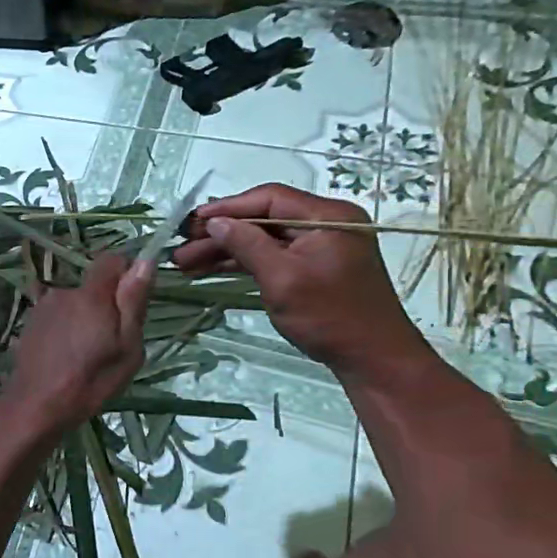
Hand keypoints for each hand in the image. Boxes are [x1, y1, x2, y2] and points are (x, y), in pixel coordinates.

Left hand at [0, 253, 154, 431]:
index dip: (126, 274)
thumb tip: (144, 261)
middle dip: (106, 304)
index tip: (133, 302)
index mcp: (91, 294)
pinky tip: (66, 359)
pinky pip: (57, 318)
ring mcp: (42, 308)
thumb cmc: (91, 380)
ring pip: (74, 304)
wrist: (36, 407)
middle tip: (112, 341)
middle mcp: (64, 292)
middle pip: (93, 286)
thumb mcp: (127, 346)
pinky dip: (65, 331)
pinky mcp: (29, 325)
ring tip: (87, 355)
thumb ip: (133, 301)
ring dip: (84, 319)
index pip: (112, 260)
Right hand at [173, 184, 432, 379]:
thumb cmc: (329, 316)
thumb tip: (215, 222)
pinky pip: (275, 257)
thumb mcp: (282, 278)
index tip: (194, 221)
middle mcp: (326, 224)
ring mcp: (321, 247)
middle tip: (183, 247)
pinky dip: (246, 263)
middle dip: (222, 233)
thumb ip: (247, 245)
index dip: (228, 208)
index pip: (270, 198)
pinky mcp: (315, 268)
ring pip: (266, 240)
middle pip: (265, 218)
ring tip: (186, 263)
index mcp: (327, 217)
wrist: (373, 359)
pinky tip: (213, 269)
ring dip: (228, 250)